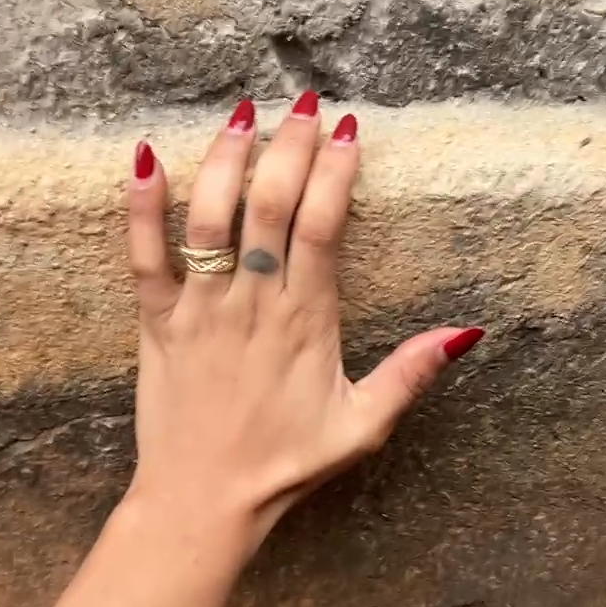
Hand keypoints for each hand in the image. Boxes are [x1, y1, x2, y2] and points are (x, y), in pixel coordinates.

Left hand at [123, 92, 484, 545]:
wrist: (202, 502)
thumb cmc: (285, 463)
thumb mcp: (363, 427)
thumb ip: (410, 375)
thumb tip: (464, 333)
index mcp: (305, 322)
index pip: (322, 227)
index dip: (335, 172)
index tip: (347, 130)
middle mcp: (252, 304)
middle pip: (270, 206)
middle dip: (289, 146)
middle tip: (304, 104)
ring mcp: (199, 310)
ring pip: (209, 217)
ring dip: (225, 158)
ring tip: (244, 113)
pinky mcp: (157, 322)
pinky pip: (143, 257)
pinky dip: (140, 207)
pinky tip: (144, 156)